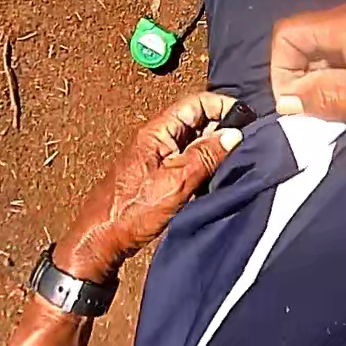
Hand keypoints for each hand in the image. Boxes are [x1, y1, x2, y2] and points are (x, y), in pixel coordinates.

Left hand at [59, 92, 244, 281]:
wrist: (99, 242)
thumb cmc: (129, 213)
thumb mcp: (175, 183)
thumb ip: (205, 156)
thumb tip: (234, 134)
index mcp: (158, 131)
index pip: (196, 102)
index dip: (223, 105)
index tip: (246, 119)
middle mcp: (159, 138)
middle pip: (198, 120)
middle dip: (223, 128)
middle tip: (245, 144)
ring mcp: (159, 156)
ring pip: (196, 141)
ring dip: (215, 149)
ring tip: (235, 162)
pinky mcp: (161, 174)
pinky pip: (189, 159)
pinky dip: (205, 165)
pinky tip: (217, 178)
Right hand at [269, 2, 345, 125]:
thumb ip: (325, 95)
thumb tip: (288, 99)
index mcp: (345, 24)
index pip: (286, 36)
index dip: (282, 73)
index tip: (300, 107)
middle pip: (306, 43)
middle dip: (305, 80)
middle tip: (324, 113)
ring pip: (331, 51)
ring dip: (329, 82)